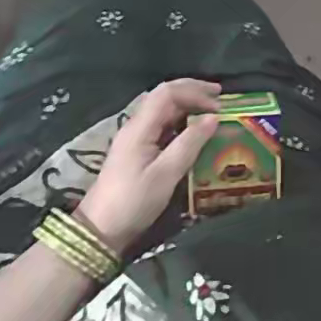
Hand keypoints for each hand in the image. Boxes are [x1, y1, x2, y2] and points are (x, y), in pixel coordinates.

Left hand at [75, 79, 222, 251]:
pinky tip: (194, 132)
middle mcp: (136, 125)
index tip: (219, 100)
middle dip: (192, 92)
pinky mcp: (137, 150)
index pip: (167, 93)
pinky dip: (181, 122)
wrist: (100, 229)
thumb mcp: (166, 174)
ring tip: (211, 112)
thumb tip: (213, 118)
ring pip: (163, 110)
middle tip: (219, 98)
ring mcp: (135, 138)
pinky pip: (161, 126)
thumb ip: (190, 143)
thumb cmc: (134, 201)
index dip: (194, 91)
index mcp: (140, 126)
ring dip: (187, 106)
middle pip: (164, 96)